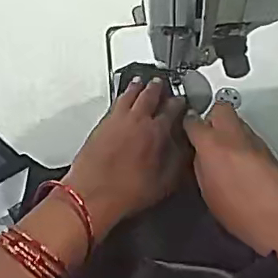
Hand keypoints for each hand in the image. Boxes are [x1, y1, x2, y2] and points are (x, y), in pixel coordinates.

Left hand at [62, 78, 187, 233]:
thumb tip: (186, 151)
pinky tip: (122, 98)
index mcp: (156, 132)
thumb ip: (178, 162)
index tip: (182, 101)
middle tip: (161, 84)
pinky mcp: (102, 124)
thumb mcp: (164, 183)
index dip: (180, 103)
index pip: (173, 109)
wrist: (92, 194)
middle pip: (150, 95)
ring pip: (130, 94)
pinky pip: (115, 102)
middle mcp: (137, 120)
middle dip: (158, 88)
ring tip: (141, 82)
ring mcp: (117, 119)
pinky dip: (122, 96)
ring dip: (138, 87)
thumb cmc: (124, 192)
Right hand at [185, 101, 277, 254]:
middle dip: (211, 115)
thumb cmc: (241, 215)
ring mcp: (255, 142)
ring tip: (223, 149)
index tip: (185, 128)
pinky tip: (240, 161)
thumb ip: (200, 165)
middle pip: (220, 108)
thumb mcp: (207, 192)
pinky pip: (249, 136)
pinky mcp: (269, 151)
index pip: (193, 120)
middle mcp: (235, 137)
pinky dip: (242, 142)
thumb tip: (199, 155)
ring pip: (237, 121)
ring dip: (228, 129)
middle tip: (205, 131)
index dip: (187, 122)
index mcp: (212, 145)